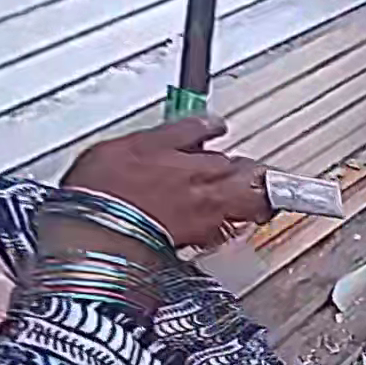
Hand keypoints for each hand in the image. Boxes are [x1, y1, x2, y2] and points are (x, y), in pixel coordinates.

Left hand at [60, 115, 272, 247]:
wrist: (98, 228)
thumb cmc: (139, 238)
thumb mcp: (194, 240)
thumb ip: (216, 226)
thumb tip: (229, 221)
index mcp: (221, 209)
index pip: (263, 197)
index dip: (266, 201)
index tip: (263, 205)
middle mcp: (209, 183)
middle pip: (246, 173)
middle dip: (250, 180)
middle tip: (245, 186)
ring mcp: (181, 162)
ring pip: (221, 156)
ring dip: (226, 161)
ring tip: (229, 163)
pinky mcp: (152, 144)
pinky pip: (187, 128)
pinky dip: (204, 125)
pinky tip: (214, 124)